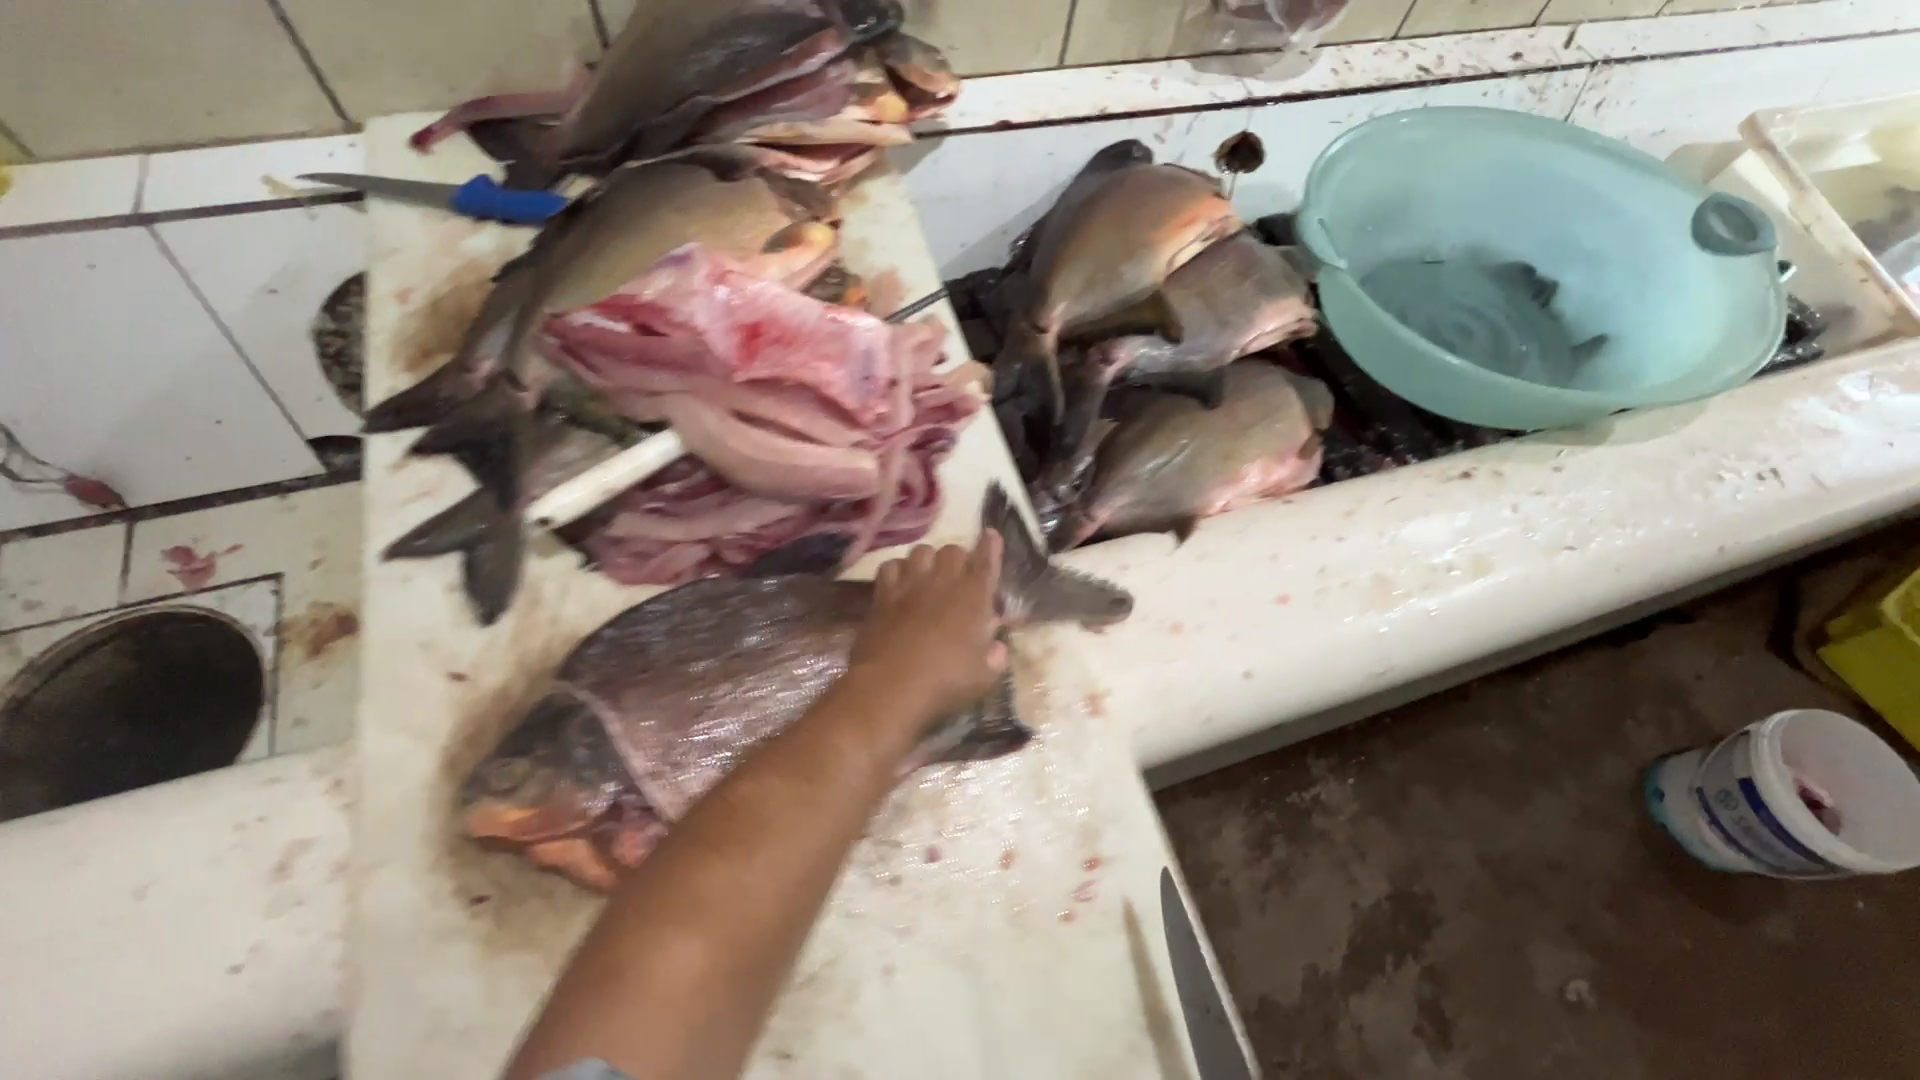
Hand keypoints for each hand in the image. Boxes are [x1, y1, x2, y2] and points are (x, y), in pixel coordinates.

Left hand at [848, 531, 1007, 728]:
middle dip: (959, 559)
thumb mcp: (984, 676)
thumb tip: (997, 647)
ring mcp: (909, 585)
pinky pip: (891, 566)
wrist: (892, 686)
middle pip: (953, 550)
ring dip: (929, 560)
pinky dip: (898, 570)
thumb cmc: (946, 682)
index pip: (986, 560)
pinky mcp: (882, 595)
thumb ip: (995, 657)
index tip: (990, 535)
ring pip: (921, 551)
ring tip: (928, 576)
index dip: (990, 546)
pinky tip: (900, 583)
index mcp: (974, 597)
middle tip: (959, 578)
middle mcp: (943, 582)